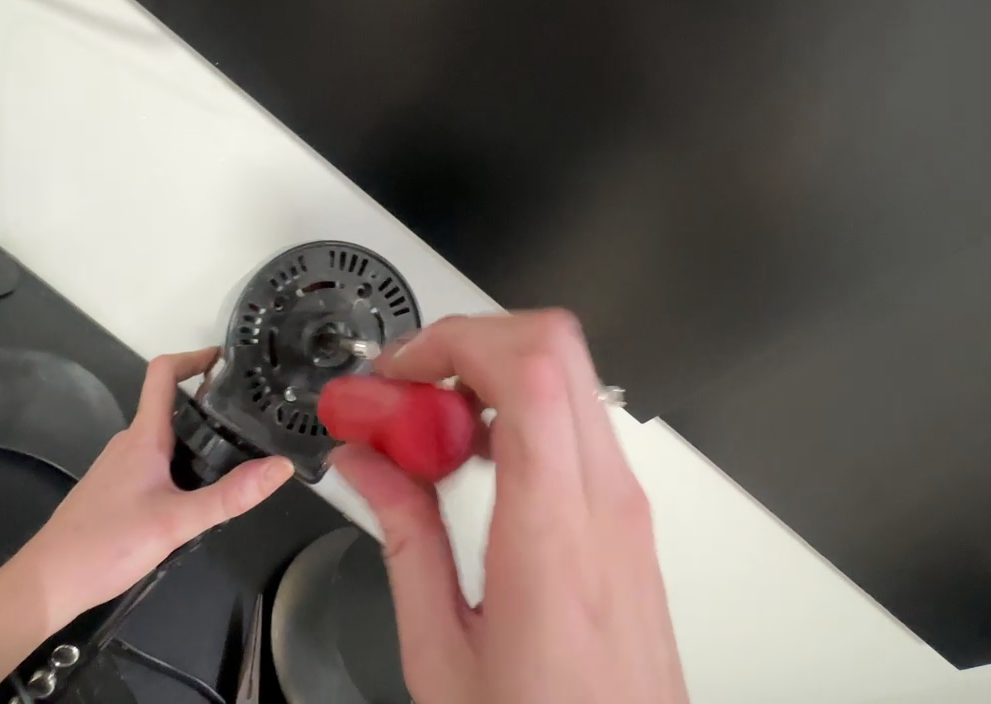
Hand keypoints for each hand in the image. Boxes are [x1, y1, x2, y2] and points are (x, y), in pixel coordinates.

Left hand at [7, 347, 294, 633]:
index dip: (193, 357)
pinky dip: (179, 462)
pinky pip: (153, 461)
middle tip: (249, 416)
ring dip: (196, 437)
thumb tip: (281, 466)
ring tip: (234, 454)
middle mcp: (130, 442)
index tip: (226, 360)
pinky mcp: (114, 489)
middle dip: (209, 405)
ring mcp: (118, 466)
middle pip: (170, 405)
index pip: (163, 373)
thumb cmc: (106, 544)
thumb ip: (230, 496)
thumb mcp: (177, 522)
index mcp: (144, 436)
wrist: (45, 584)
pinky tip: (195, 493)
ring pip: (163, 437)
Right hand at [332, 311, 688, 703]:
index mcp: (554, 535)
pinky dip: (516, 399)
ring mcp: (625, 499)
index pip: (528, 372)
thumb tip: (365, 462)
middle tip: (410, 382)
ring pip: (564, 368)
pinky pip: (571, 411)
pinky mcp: (626, 507)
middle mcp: (605, 499)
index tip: (397, 372)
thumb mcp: (442, 651)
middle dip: (468, 339)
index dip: (454, 341)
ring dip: (490, 366)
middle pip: (552, 345)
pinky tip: (473, 449)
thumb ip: (402, 538)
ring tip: (432, 419)